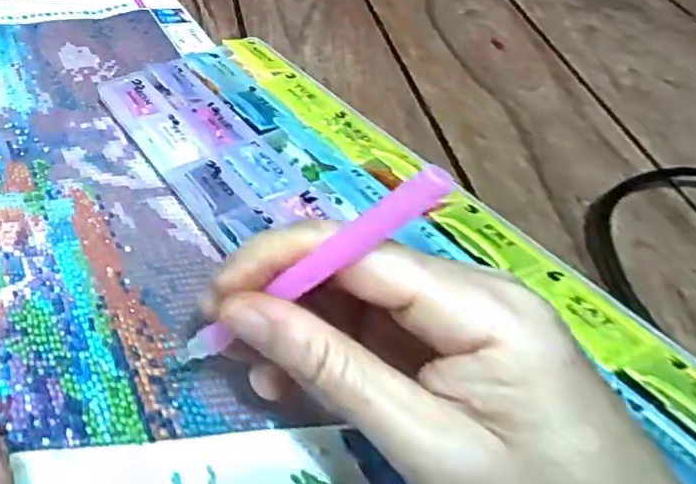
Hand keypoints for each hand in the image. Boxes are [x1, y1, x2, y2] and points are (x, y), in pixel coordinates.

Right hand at [204, 222, 676, 483]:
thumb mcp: (427, 445)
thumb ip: (327, 367)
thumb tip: (232, 309)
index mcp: (479, 302)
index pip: (348, 249)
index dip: (272, 262)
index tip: (216, 299)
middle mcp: (467, 287)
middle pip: (342, 266)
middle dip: (275, 296)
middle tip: (220, 331)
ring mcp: (459, 313)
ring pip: (345, 296)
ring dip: (292, 327)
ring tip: (252, 368)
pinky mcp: (450, 342)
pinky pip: (368, 328)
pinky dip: (323, 350)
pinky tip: (292, 380)